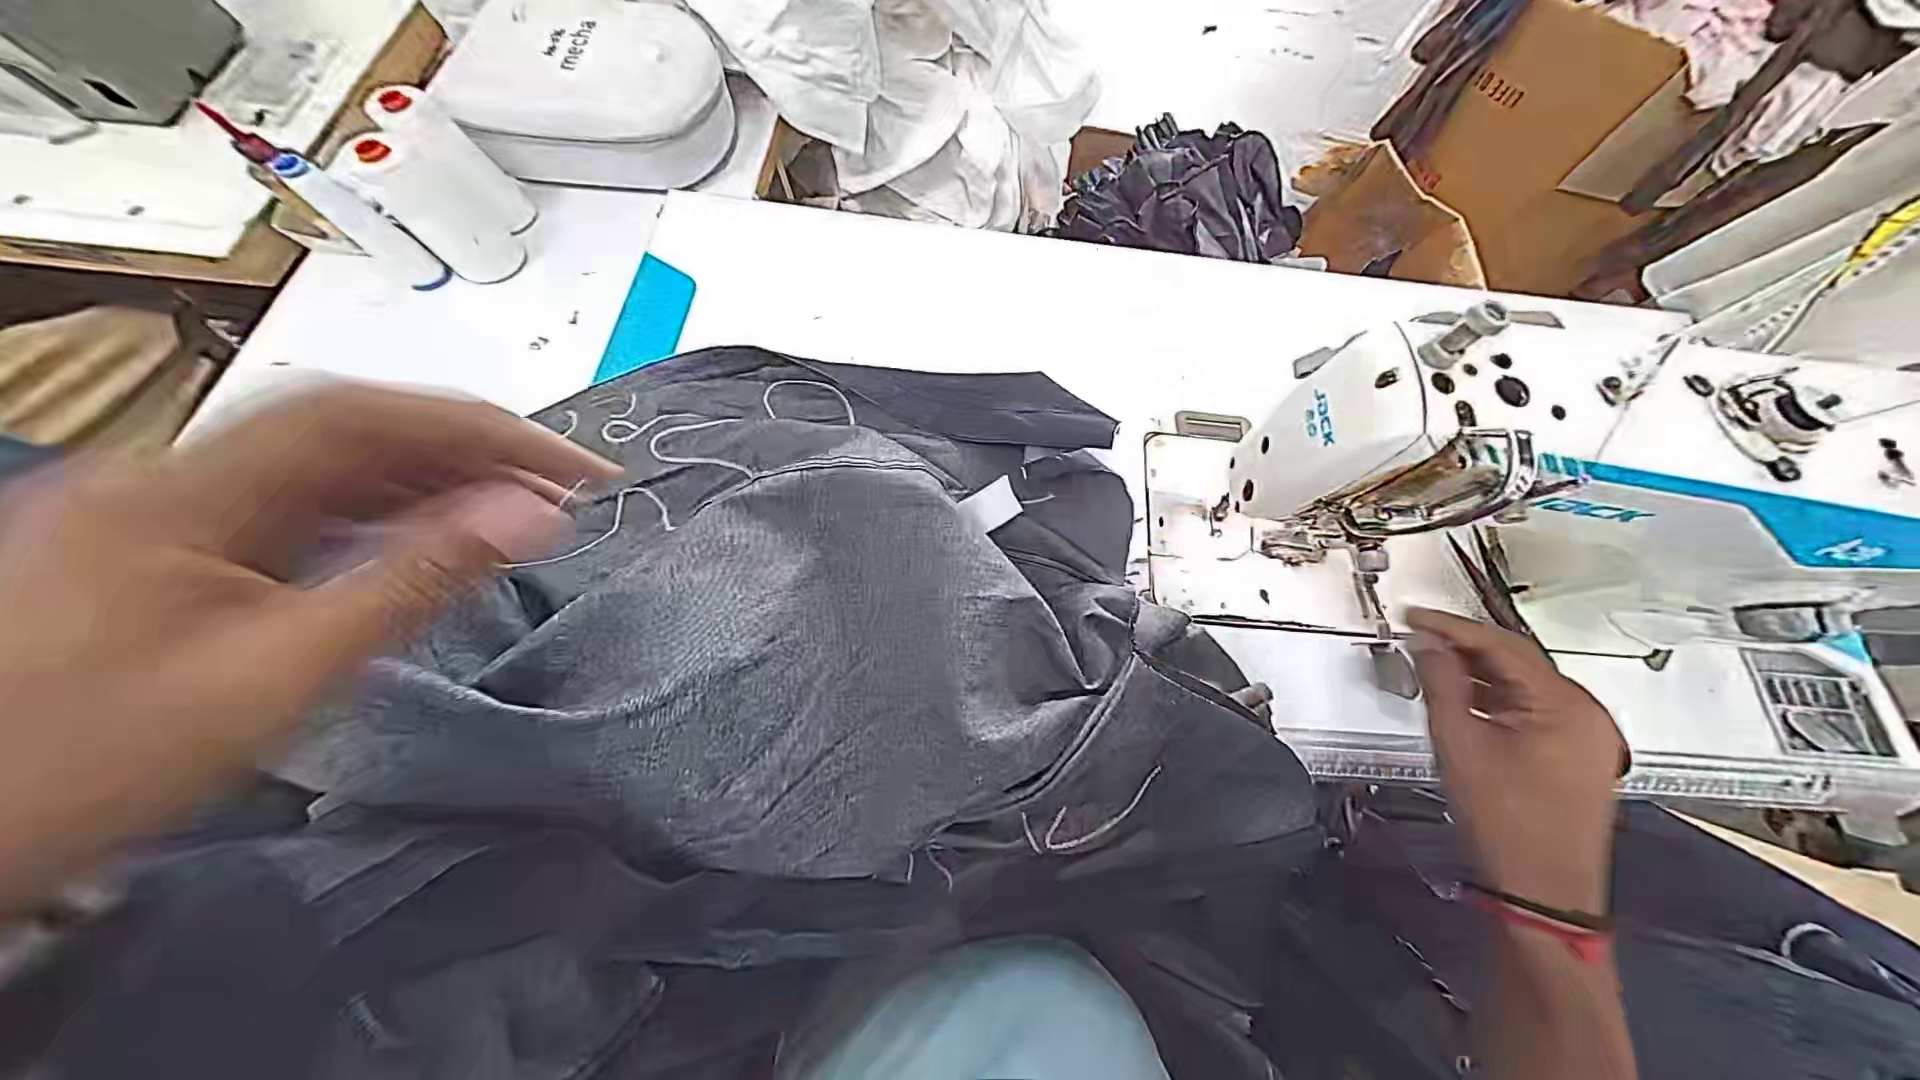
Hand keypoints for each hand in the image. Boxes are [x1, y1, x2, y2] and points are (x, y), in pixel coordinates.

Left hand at [0, 385, 620, 903]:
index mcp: (185, 494)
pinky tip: (451, 530)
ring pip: (347, 462)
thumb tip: (528, 517)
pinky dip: (406, 507)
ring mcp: (185, 508)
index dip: (488, 430)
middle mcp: (182, 479)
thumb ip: (417, 580)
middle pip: (360, 429)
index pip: (369, 416)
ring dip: (449, 476)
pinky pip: (326, 500)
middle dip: (479, 449)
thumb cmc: (91, 764)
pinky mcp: (196, 541)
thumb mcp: (285, 670)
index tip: (575, 468)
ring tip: (528, 508)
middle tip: (566, 488)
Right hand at [1408, 608, 1625, 914]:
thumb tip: (1428, 644)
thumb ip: (1440, 681)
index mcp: (1565, 705)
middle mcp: (1586, 714)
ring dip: (1476, 669)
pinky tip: (1461, 694)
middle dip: (1463, 644)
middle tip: (1419, 633)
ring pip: (1521, 682)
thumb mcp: (1457, 739)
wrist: (1540, 883)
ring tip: (1432, 660)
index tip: (1415, 616)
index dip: (1449, 627)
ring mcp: (1586, 734)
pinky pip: (1529, 705)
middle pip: (1515, 659)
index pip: (1499, 645)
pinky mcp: (1576, 750)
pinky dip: (1492, 693)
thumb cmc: (1506, 820)